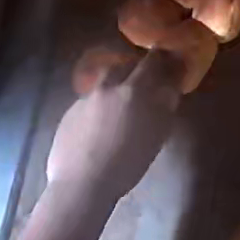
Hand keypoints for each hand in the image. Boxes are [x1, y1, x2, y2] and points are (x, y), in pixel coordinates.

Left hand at [45, 49, 182, 209]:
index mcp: (133, 90)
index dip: (160, 55)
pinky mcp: (69, 113)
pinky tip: (98, 123)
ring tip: (118, 98)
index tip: (167, 55)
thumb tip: (170, 88)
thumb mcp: (157, 135)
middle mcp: (108, 87)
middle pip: (123, 65)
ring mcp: (86, 98)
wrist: (82, 184)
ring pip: (103, 82)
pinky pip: (88, 99)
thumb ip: (165, 107)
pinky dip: (98, 104)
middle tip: (142, 77)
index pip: (151, 61)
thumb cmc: (127, 163)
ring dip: (113, 83)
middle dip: (135, 67)